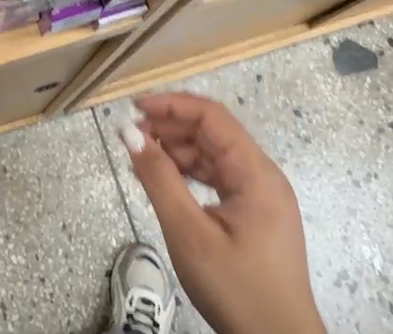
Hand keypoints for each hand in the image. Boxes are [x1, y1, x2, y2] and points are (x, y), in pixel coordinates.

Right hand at [122, 94, 325, 333]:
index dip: (171, 104)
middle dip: (170, 126)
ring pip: (215, 155)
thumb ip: (159, 178)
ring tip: (141, 157)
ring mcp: (262, 197)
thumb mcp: (189, 234)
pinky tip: (165, 180)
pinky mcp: (256, 215)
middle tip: (131, 136)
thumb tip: (129, 133)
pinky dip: (189, 172)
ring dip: (177, 149)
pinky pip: (219, 178)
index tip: (134, 108)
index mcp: (256, 173)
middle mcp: (263, 176)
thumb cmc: (237, 289)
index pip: (212, 117)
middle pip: (214, 133)